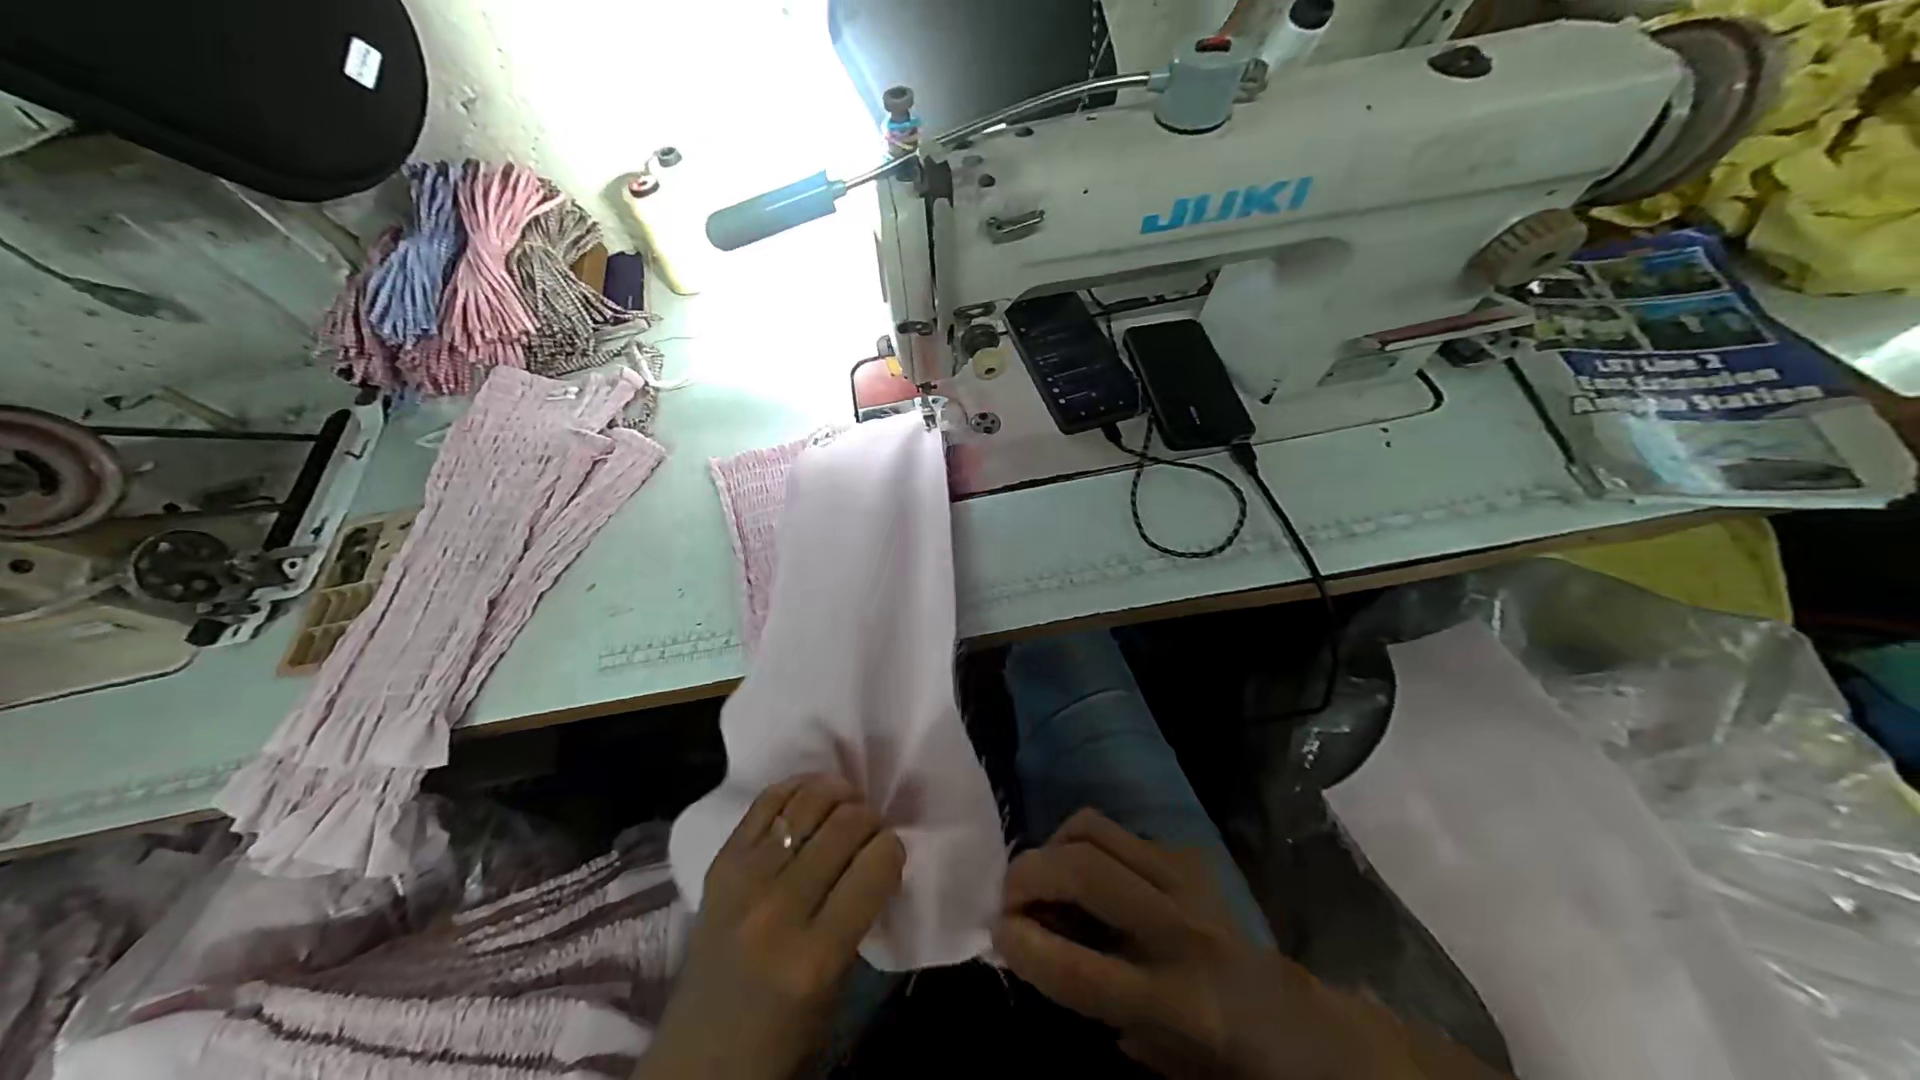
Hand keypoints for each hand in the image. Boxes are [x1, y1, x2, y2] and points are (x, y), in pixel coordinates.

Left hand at [639, 775, 905, 1079]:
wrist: (700, 1054)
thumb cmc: (782, 1033)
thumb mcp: (838, 982)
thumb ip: (861, 912)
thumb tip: (878, 851)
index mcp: (815, 953)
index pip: (877, 864)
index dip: (893, 850)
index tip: (891, 854)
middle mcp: (778, 908)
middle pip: (846, 825)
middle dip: (871, 820)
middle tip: (871, 831)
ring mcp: (743, 878)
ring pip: (809, 802)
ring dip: (840, 795)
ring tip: (846, 807)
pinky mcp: (720, 862)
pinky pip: (767, 801)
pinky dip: (799, 788)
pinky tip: (813, 795)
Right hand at [994, 809, 1485, 1079]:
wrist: (1301, 1025)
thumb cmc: (1226, 1060)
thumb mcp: (1162, 1059)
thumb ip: (1094, 1004)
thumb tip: (1028, 948)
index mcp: (1181, 1004)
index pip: (1083, 971)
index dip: (1027, 946)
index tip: (997, 933)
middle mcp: (1182, 931)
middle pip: (1085, 871)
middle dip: (1028, 874)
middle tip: (1007, 898)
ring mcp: (1187, 881)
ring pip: (1094, 830)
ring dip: (1053, 848)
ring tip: (1041, 880)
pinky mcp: (1188, 856)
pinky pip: (1115, 831)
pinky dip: (1083, 844)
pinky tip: (1082, 875)